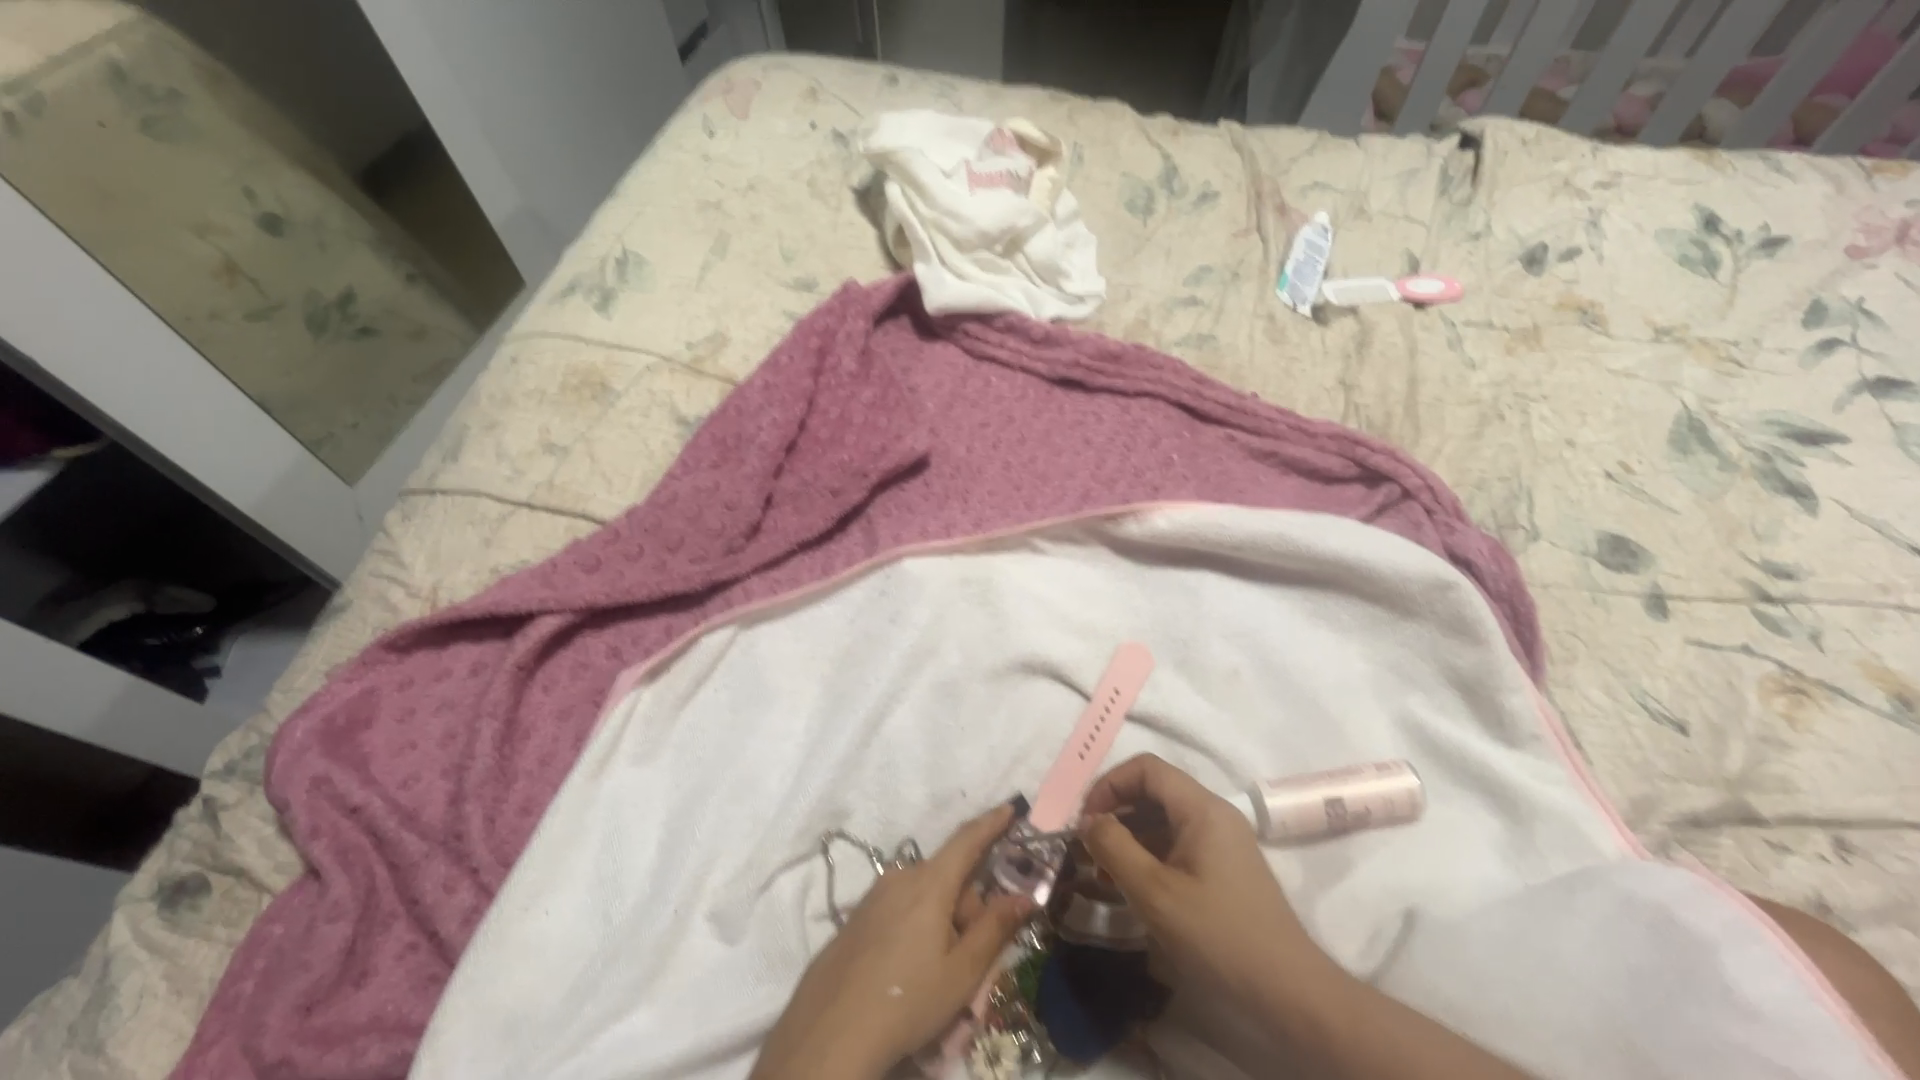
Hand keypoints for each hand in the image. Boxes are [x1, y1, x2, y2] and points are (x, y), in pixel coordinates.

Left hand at [753, 804, 1033, 1079]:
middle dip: (967, 908)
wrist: (830, 1034)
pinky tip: (907, 973)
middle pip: (948, 879)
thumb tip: (1023, 897)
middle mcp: (898, 878)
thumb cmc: (907, 1001)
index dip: (991, 823)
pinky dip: (915, 929)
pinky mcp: (854, 920)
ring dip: (941, 921)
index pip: (967, 841)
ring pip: (923, 897)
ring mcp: (871, 898)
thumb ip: (995, 928)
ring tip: (938, 973)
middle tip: (971, 958)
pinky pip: (898, 911)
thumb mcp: (963, 972)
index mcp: (929, 884)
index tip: (1010, 808)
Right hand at [1079, 754, 1340, 1012]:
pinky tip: (1131, 888)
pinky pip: (1177, 845)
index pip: (1146, 768)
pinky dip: (1148, 857)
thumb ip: (1114, 847)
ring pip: (1163, 820)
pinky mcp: (1223, 869)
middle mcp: (1214, 815)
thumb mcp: (1154, 892)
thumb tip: (1089, 821)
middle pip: (1154, 791)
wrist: (1285, 990)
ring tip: (1103, 874)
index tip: (1084, 823)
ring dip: (1128, 838)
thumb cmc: (1217, 935)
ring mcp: (1222, 842)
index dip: (1109, 785)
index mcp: (1202, 809)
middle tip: (1087, 851)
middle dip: (1115, 813)